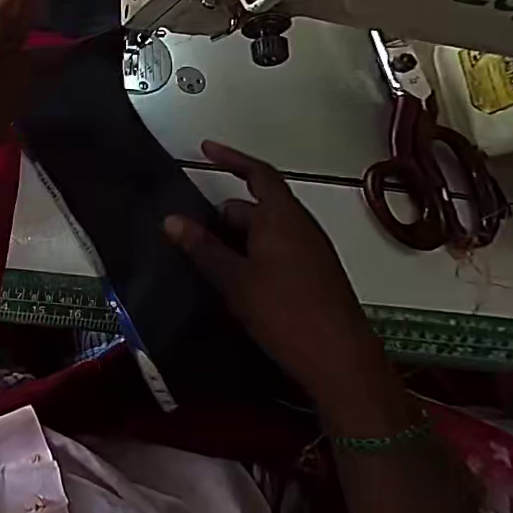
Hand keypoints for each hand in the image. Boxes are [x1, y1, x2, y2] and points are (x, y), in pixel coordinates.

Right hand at [163, 141, 405, 430]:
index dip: (231, 158)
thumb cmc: (286, 313)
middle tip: (189, 238)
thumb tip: (170, 219)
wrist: (341, 364)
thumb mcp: (234, 280)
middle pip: (254, 207)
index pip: (257, 174)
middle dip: (221, 218)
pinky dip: (249, 255)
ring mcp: (309, 252)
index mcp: (282, 219)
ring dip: (234, 240)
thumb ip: (202, 247)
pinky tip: (232, 281)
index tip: (205, 149)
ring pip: (262, 232)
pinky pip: (274, 251)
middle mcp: (299, 228)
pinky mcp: (312, 276)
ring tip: (204, 262)